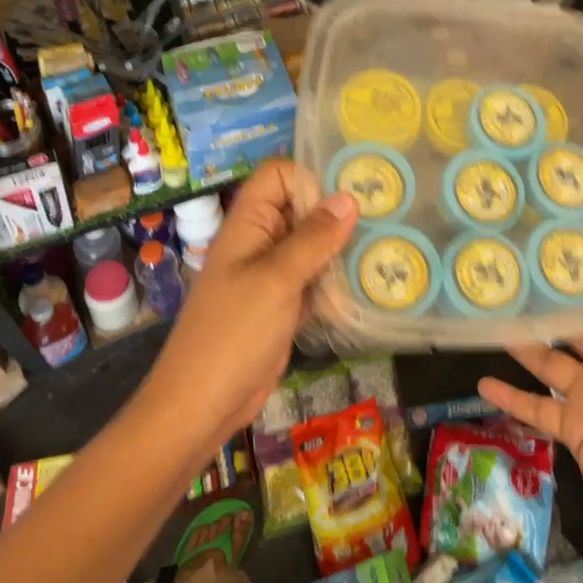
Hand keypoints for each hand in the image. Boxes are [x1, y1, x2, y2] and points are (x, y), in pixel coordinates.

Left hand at [143, 159, 356, 443]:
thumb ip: (313, 238)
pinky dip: (335, 280)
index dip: (309, 179)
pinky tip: (366, 285)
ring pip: (311, 245)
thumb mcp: (276, 280)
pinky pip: (313, 279)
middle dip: (335, 212)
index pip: (278, 176)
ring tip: (382, 248)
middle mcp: (259, 243)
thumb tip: (348, 198)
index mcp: (247, 225)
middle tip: (381, 219)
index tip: (345, 199)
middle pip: (299, 207)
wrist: (200, 407)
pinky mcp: (282, 305)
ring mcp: (270, 276)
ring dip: (340, 247)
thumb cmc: (233, 335)